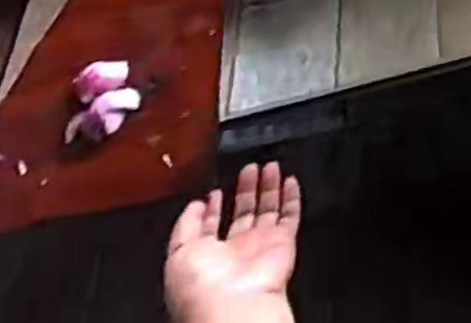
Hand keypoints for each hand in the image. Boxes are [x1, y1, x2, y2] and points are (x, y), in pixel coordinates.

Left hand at [166, 162, 300, 322]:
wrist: (236, 304)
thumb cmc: (201, 287)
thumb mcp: (178, 255)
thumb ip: (185, 227)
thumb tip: (194, 205)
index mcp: (208, 257)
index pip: (211, 228)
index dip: (213, 209)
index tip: (214, 192)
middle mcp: (236, 250)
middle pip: (243, 213)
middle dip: (244, 189)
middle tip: (248, 169)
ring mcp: (261, 244)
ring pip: (268, 208)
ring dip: (268, 186)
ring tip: (268, 166)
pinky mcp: (284, 240)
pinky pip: (291, 214)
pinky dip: (292, 196)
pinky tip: (289, 180)